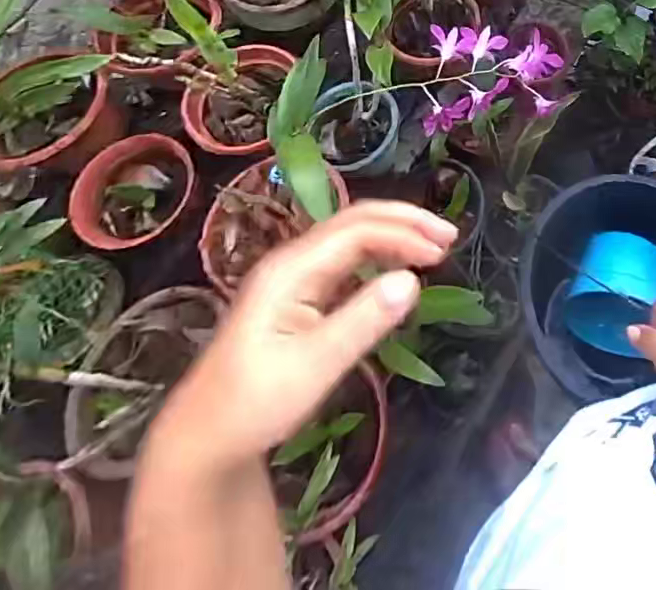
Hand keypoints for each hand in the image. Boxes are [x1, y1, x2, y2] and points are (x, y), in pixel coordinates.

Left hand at [143, 201, 456, 471]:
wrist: (205, 435)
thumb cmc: (256, 403)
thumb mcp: (314, 366)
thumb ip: (363, 321)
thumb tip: (412, 281)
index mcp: (292, 269)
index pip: (357, 232)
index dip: (403, 235)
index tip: (441, 254)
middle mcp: (293, 261)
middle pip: (355, 221)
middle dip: (404, 221)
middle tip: (449, 235)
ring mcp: (294, 275)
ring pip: (351, 236)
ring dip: (394, 234)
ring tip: (433, 247)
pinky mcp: (298, 293)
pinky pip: (346, 259)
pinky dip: (379, 255)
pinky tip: (397, 269)